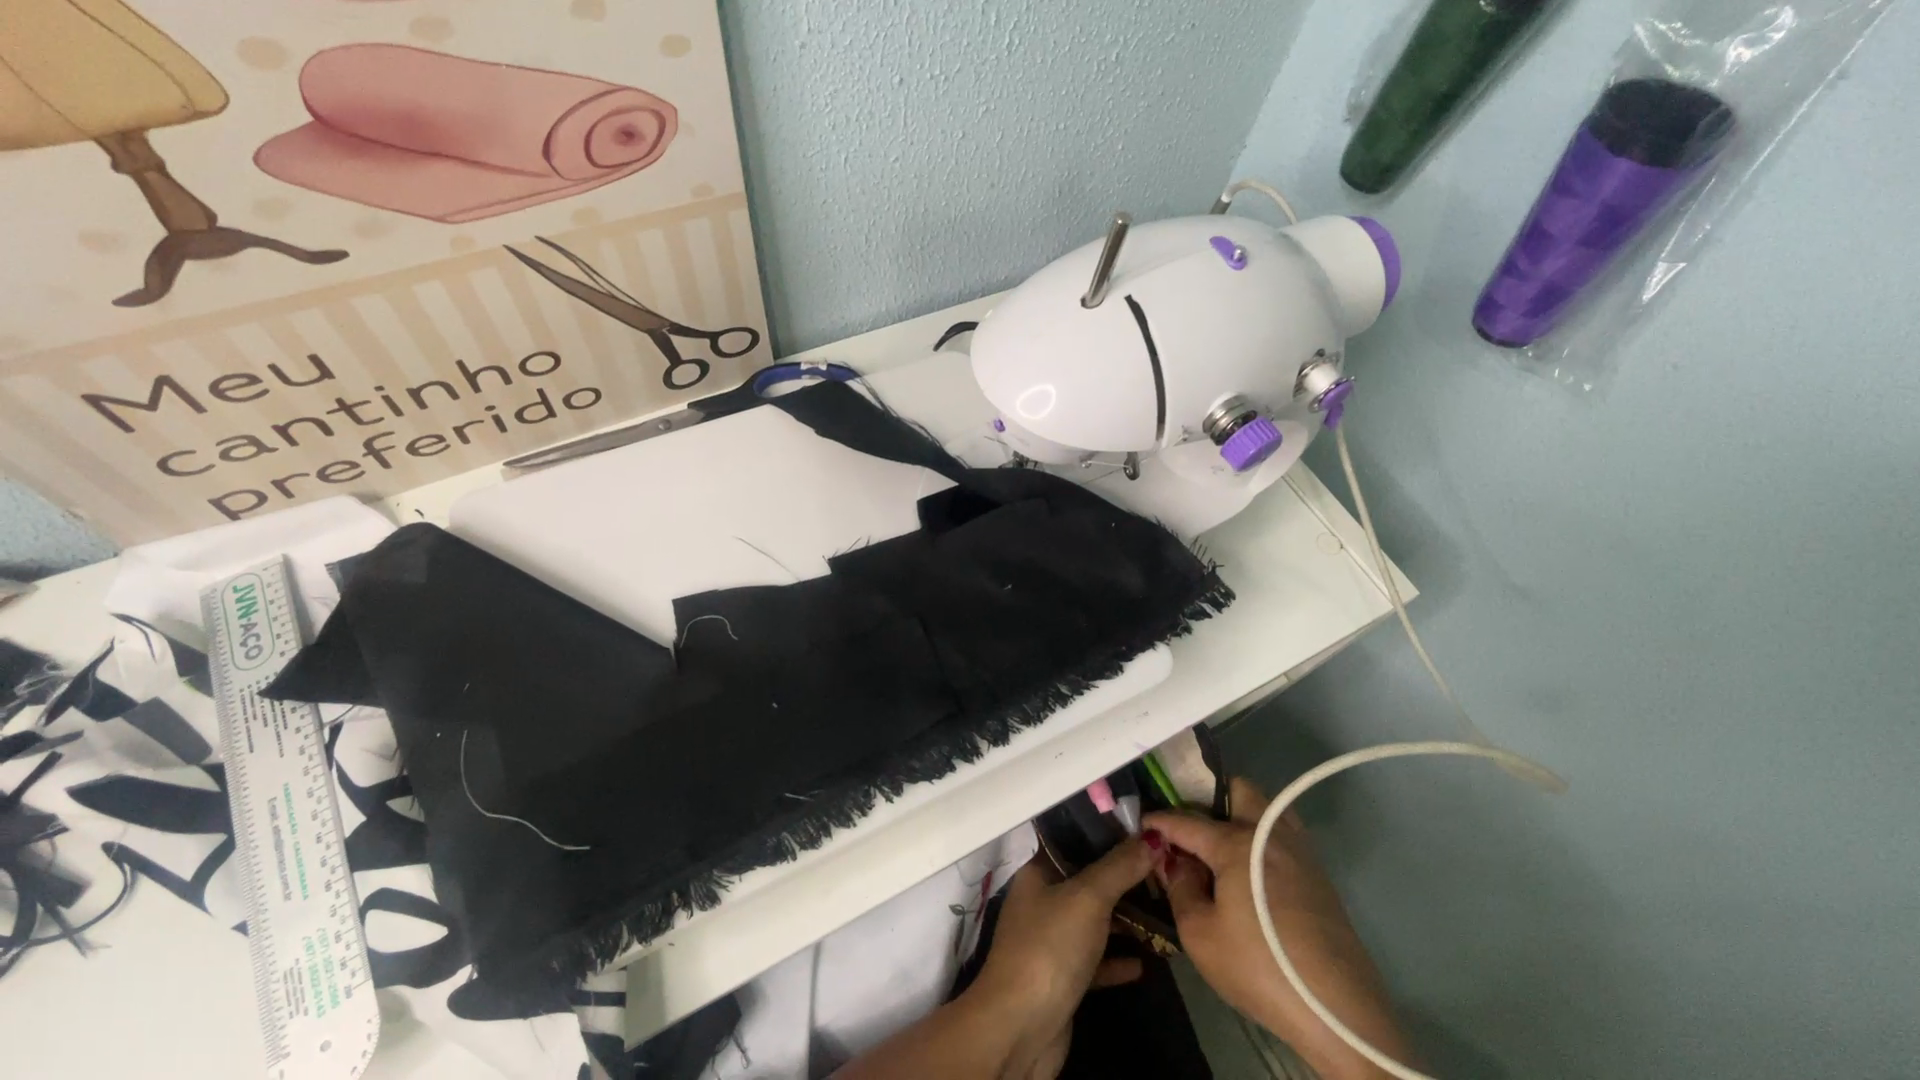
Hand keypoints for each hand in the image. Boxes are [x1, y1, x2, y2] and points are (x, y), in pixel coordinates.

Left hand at [966, 837, 1156, 1077]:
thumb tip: (1152, 838)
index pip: (1074, 842)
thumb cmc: (1050, 947)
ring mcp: (1050, 942)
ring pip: (1094, 922)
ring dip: (1126, 920)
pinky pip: (1096, 962)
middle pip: (1088, 882)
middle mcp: (1042, 903)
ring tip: (1166, 913)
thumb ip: (1120, 866)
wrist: (1021, 1026)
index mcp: (1038, 873)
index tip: (1147, 833)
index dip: (1107, 835)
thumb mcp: (1088, 897)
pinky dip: (1118, 960)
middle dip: (1125, 880)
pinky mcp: (1062, 979)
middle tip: (1166, 874)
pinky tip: (1146, 962)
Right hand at [1145, 778, 1415, 1079]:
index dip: (1160, 821)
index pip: (1187, 820)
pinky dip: (1259, 840)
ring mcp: (1300, 851)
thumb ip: (1180, 887)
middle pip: (1240, 791)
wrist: (1333, 1006)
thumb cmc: (1257, 966)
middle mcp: (1270, 833)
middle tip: (1189, 832)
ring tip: (1218, 850)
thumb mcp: (1199, 933)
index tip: (1142, 824)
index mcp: (1237, 842)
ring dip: (1240, 817)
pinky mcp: (1317, 875)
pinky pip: (1281, 836)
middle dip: (1210, 800)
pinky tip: (1246, 875)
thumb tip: (1176, 862)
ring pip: (1267, 809)